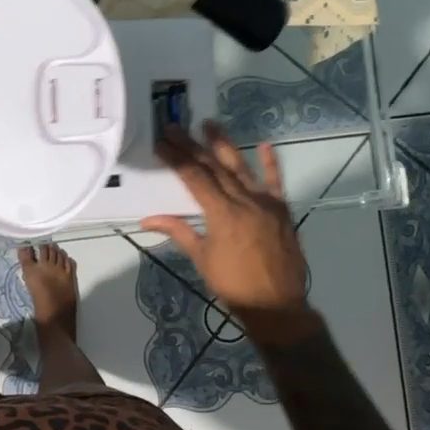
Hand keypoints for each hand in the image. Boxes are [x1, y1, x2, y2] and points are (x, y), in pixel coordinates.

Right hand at [142, 121, 309, 320]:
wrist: (277, 304)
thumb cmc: (233, 284)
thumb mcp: (202, 258)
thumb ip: (179, 232)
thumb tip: (148, 219)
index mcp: (221, 214)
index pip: (194, 178)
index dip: (177, 159)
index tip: (162, 142)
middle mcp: (244, 201)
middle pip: (214, 168)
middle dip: (193, 146)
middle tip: (176, 127)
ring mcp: (265, 203)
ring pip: (241, 168)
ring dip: (224, 145)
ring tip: (210, 124)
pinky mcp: (282, 210)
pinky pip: (276, 182)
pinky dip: (271, 163)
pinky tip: (265, 145)